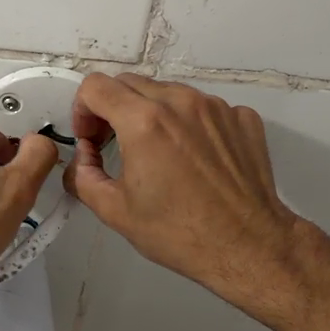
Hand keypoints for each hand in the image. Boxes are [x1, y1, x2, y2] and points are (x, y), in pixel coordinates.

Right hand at [65, 74, 301, 294]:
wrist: (247, 247)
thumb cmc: (178, 232)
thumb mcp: (114, 210)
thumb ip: (83, 175)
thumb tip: (83, 157)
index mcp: (144, 122)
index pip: (95, 87)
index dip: (82, 111)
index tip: (91, 139)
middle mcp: (180, 103)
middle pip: (130, 83)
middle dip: (112, 109)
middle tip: (114, 145)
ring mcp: (216, 107)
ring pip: (168, 92)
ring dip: (151, 113)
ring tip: (156, 153)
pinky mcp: (242, 118)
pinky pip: (203, 108)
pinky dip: (188, 124)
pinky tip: (192, 159)